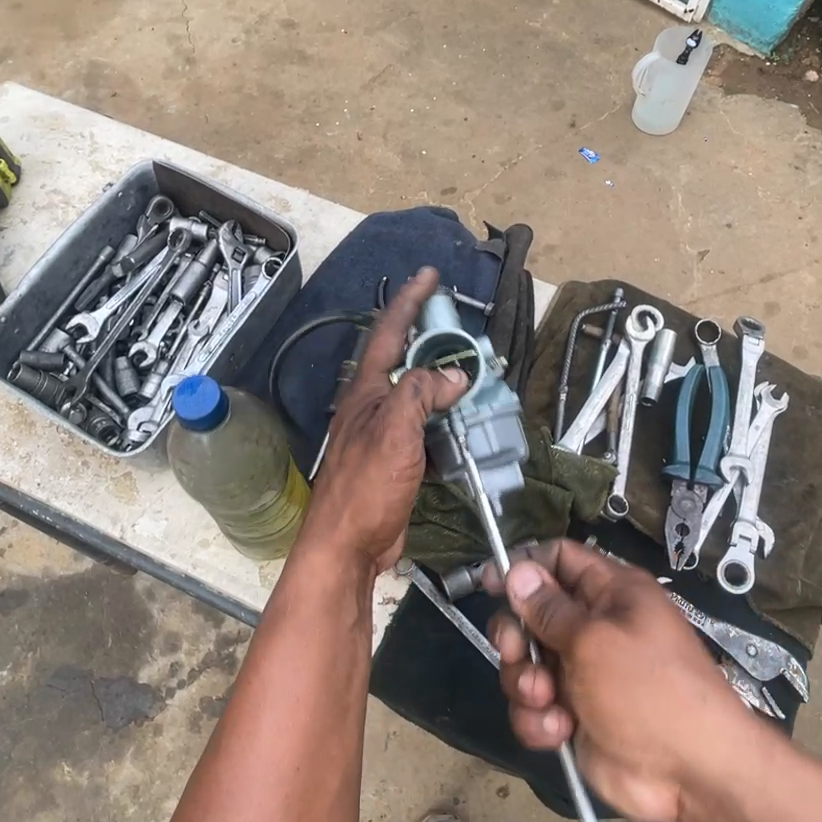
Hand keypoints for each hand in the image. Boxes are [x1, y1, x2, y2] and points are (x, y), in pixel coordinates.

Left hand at [300, 268, 468, 575]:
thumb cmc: (365, 485)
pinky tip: (465, 429)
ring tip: (475, 378)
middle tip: (462, 331)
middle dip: (432, 343)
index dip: (409, 301)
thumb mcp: (394, 429)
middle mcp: (372, 406)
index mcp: (366, 391)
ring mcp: (383, 436)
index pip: (389, 332)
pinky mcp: (396, 463)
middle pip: (405, 362)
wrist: (347, 546)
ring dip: (444, 387)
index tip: (430, 275)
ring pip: (419, 398)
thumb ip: (421, 393)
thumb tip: (455, 376)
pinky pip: (426, 432)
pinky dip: (446, 425)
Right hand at [486, 540, 752, 821]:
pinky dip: (538, 719)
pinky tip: (559, 731)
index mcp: (611, 593)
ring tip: (548, 701)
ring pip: (524, 663)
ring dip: (525, 683)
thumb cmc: (651, 692)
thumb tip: (517, 570)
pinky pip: (533, 706)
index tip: (491, 581)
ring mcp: (581, 672)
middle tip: (517, 651)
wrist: (693, 775)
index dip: (524, 566)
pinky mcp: (572, 714)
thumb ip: (549, 608)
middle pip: (530, 613)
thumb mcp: (595, 640)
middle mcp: (593, 627)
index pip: (558, 559)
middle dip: (515, 635)